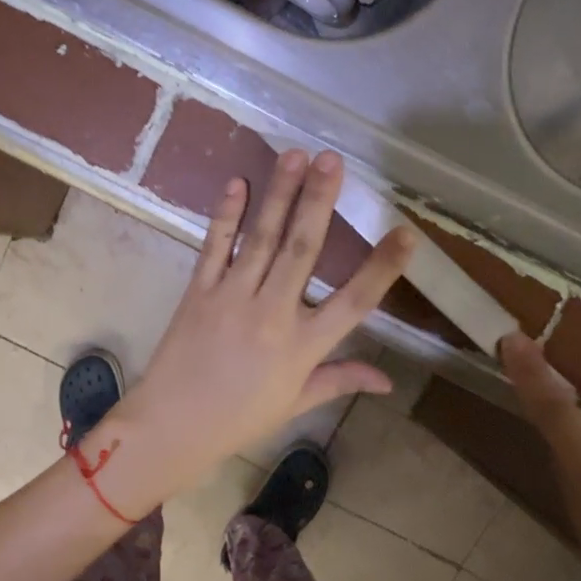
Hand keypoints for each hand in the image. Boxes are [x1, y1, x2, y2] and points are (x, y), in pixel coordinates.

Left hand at [82, 150, 414, 517]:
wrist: (174, 426)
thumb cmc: (239, 419)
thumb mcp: (294, 403)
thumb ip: (339, 379)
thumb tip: (386, 380)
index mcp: (303, 347)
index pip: (354, 302)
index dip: (382, 268)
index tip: (406, 233)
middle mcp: (272, 315)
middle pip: (303, 250)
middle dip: (319, 201)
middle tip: (333, 160)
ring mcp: (232, 299)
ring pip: (262, 238)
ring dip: (279, 194)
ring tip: (295, 154)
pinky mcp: (198, 292)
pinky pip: (215, 247)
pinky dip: (226, 215)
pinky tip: (237, 183)